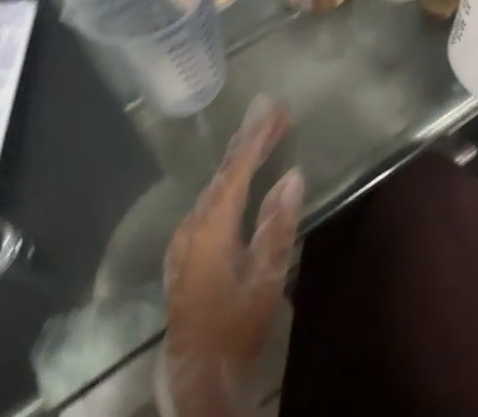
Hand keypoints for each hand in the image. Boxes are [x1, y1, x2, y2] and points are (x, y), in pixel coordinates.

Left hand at [158, 96, 305, 416]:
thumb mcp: (265, 279)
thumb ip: (277, 224)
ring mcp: (184, 237)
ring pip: (215, 187)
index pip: (236, 170)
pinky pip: (209, 201)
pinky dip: (229, 181)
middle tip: (272, 110)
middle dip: (249, 140)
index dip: (256, 137)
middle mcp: (192, 224)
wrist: (198, 371)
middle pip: (223, 173)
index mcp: (211, 227)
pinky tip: (240, 177)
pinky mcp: (185, 250)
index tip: (273, 107)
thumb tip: (293, 175)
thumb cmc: (236, 325)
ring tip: (263, 135)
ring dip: (240, 160)